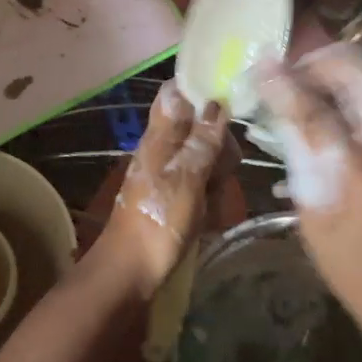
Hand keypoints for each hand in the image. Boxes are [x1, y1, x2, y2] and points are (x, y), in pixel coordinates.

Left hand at [99, 80, 231, 293]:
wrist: (131, 272)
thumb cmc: (157, 222)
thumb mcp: (186, 178)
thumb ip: (203, 142)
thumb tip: (218, 103)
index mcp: (160, 137)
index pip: (176, 94)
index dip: (200, 90)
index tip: (230, 99)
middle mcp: (163, 150)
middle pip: (200, 127)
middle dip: (219, 144)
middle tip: (223, 168)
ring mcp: (169, 176)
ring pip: (205, 159)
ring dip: (217, 175)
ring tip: (215, 198)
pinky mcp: (175, 200)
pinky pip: (202, 186)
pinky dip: (210, 198)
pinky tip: (211, 216)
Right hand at [254, 45, 361, 315]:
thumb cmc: (355, 267)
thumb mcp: (314, 219)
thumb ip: (302, 162)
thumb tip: (284, 115)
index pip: (318, 112)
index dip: (287, 85)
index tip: (265, 66)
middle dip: (329, 58)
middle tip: (298, 61)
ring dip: (352, 63)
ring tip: (318, 69)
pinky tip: (343, 88)